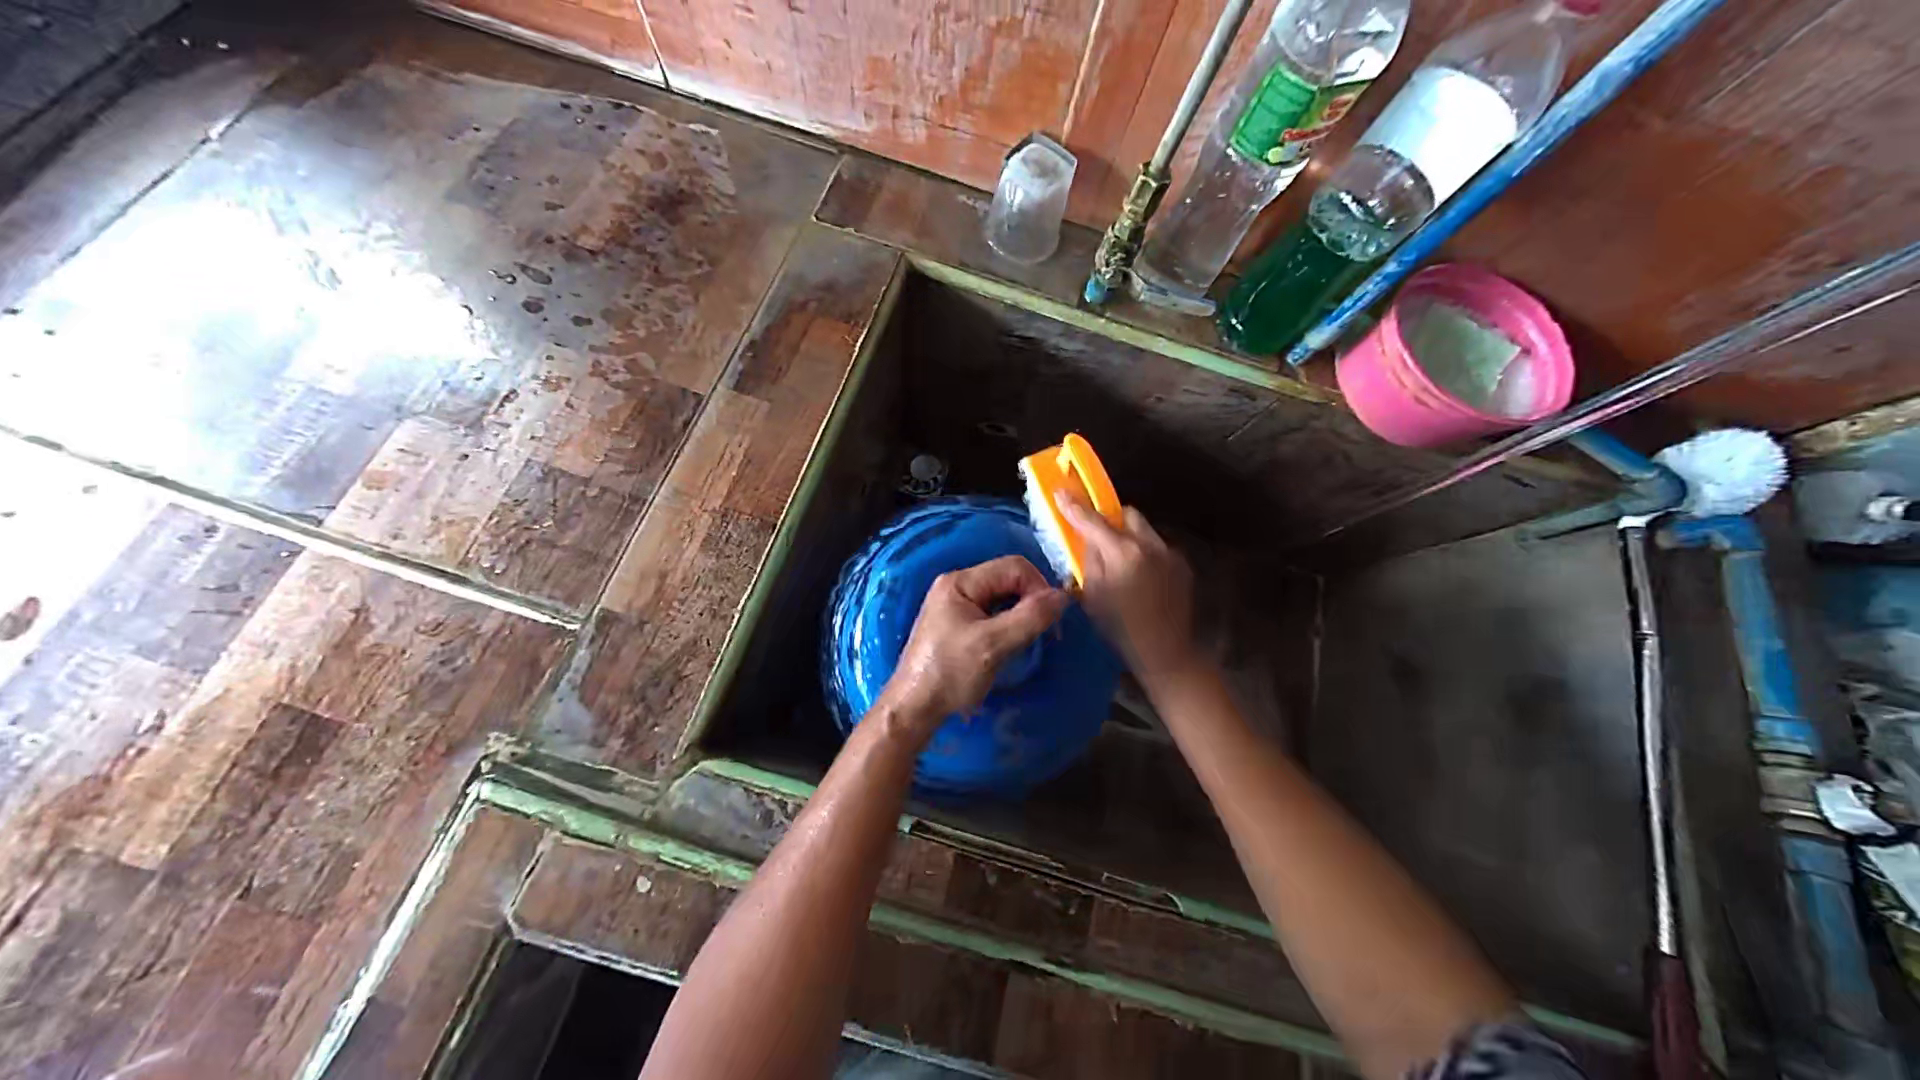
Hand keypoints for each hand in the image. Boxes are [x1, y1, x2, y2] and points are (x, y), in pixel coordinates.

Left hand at [877, 555, 1069, 741]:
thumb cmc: (949, 675)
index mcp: (960, 582)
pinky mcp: (958, 625)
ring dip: (1022, 615)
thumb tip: (1063, 596)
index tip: (1052, 620)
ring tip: (1031, 641)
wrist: (914, 709)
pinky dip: (1010, 625)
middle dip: (1032, 602)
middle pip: (1009, 580)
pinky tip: (1014, 645)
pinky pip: (993, 613)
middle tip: (1047, 633)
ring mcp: (956, 606)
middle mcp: (957, 586)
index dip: (1039, 587)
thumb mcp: (993, 645)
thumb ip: (1030, 617)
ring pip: (1004, 598)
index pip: (1014, 567)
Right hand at [1056, 494, 1195, 680]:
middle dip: (1110, 520)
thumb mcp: (1093, 596)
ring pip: (1143, 530)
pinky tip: (1139, 577)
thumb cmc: (1121, 629)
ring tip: (1119, 561)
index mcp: (1122, 552)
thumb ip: (1090, 561)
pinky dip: (1144, 554)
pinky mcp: (1181, 565)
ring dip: (1128, 537)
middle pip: (1126, 514)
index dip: (1074, 505)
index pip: (1092, 520)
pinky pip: (1156, 548)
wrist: (1167, 651)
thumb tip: (1089, 540)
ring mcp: (1169, 553)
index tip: (1061, 491)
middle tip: (1097, 535)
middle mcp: (1148, 545)